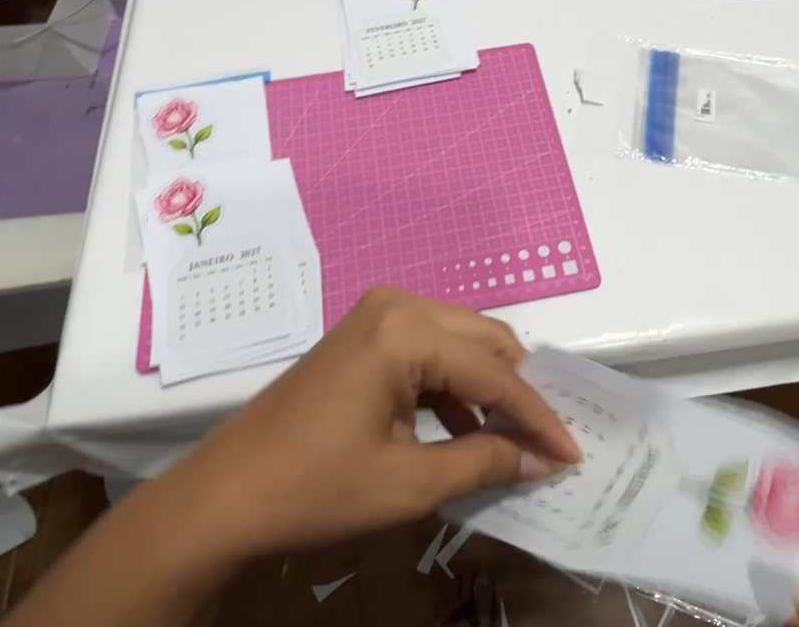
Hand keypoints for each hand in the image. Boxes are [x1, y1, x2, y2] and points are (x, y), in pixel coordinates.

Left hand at [167, 286, 581, 558]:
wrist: (225, 495)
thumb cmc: (316, 489)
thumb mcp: (410, 482)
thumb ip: (485, 461)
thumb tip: (544, 459)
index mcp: (406, 330)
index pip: (495, 371)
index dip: (537, 416)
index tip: (573, 451)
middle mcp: (397, 304)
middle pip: (483, 341)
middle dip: (518, 391)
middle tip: (547, 440)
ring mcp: (377, 315)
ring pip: (459, 343)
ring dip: (488, 388)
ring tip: (513, 440)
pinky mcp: (364, 334)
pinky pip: (429, 350)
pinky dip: (454, 386)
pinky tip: (465, 428)